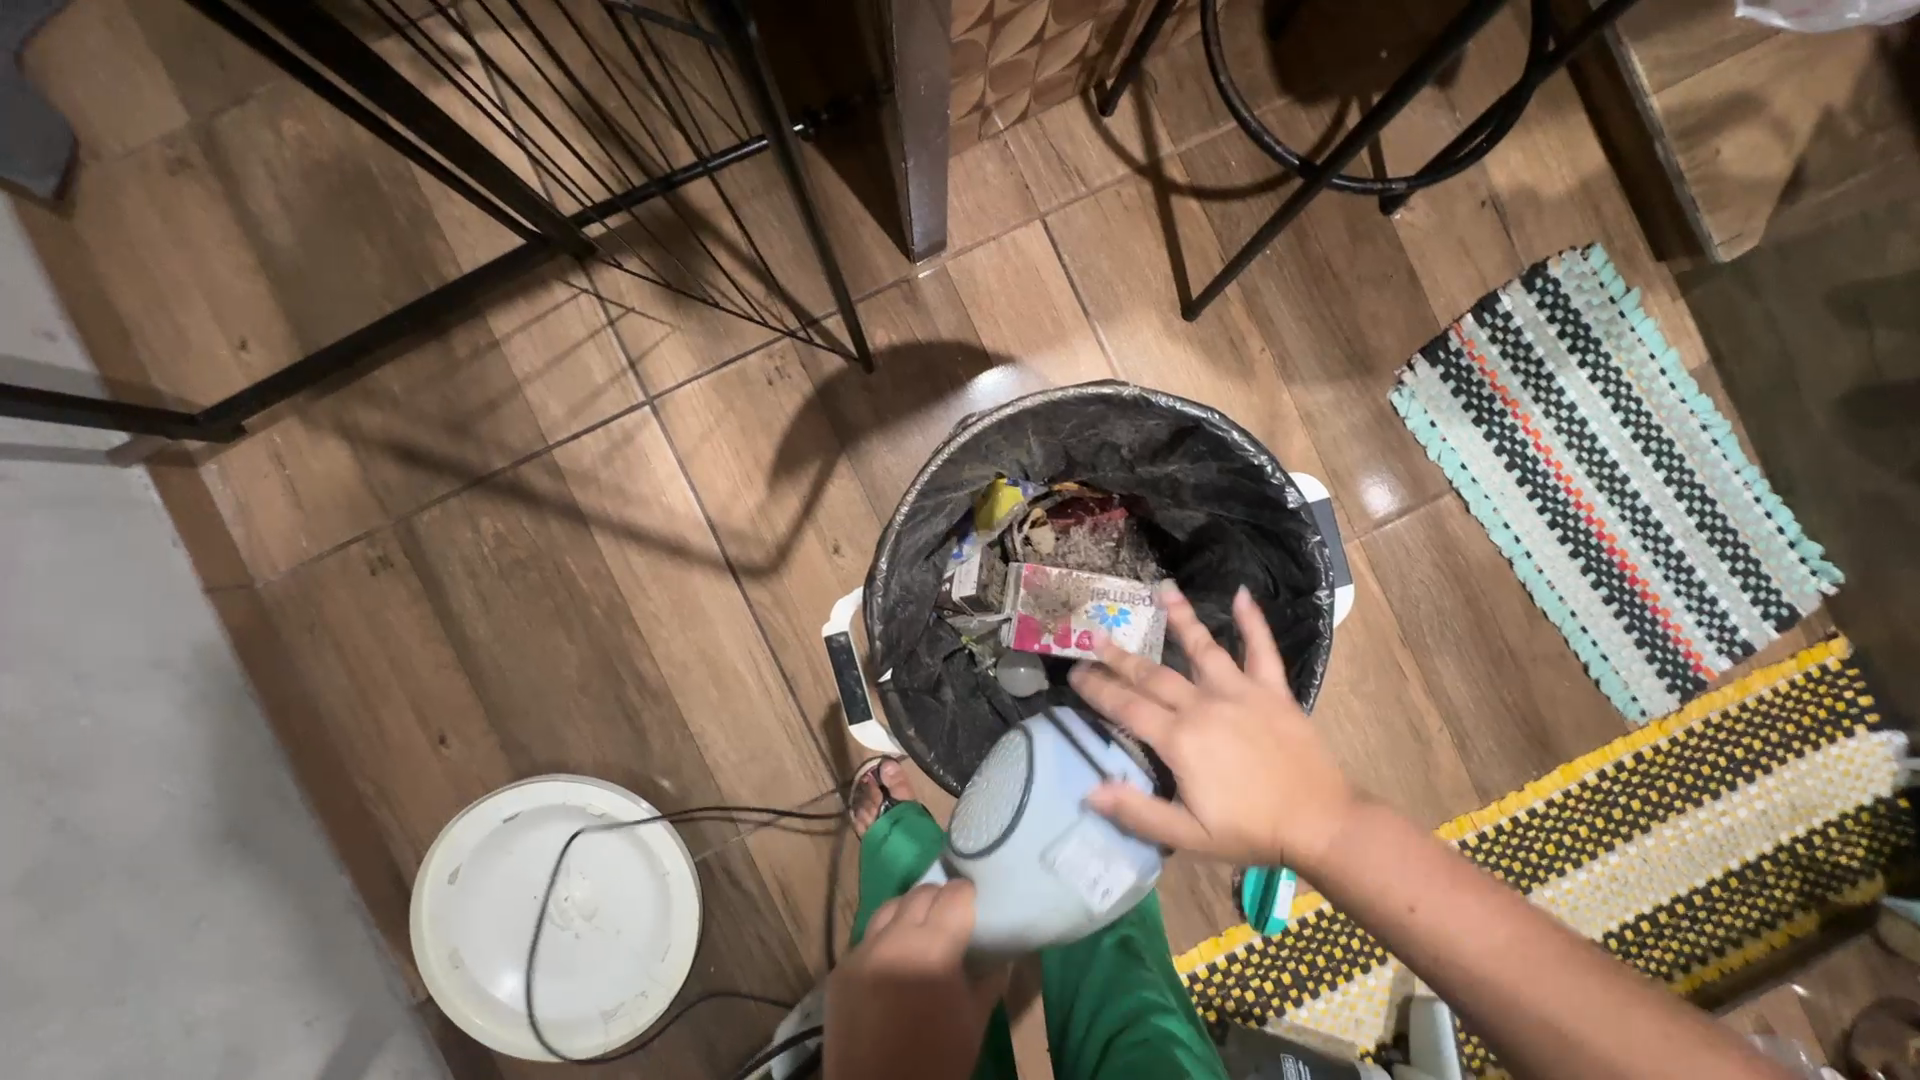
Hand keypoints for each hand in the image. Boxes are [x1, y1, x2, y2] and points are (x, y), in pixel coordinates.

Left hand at [824, 881, 1007, 1079]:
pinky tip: (893, 961)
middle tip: (952, 917)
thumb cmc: (937, 1063)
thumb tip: (1000, 954)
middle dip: (940, 898)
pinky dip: (884, 939)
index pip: (954, 896)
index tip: (975, 903)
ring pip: (889, 908)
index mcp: (933, 950)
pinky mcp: (840, 969)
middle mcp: (894, 940)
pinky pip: (867, 938)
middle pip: (921, 894)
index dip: (968, 895)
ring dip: (909, 911)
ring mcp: (862, 952)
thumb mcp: (974, 1022)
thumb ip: (988, 979)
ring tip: (920, 932)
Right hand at [1068, 582, 1357, 872]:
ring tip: (1162, 590)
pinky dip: (1253, 621)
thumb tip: (1090, 791)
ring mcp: (1241, 693)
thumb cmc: (1251, 832)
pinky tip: (1242, 594)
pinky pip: (1262, 650)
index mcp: (1179, 740)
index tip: (1075, 671)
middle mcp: (1204, 706)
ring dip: (1181, 618)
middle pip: (1154, 674)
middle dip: (1120, 656)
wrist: (1321, 823)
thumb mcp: (1188, 835)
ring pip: (1203, 648)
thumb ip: (1137, 811)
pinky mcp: (1273, 692)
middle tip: (1095, 635)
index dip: (1097, 688)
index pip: (1126, 706)